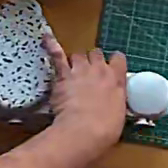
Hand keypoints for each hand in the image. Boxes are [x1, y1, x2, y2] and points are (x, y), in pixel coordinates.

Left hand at [41, 32, 127, 158]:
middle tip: (90, 71)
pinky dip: (52, 46)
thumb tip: (113, 104)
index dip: (114, 62)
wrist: (84, 129)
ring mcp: (80, 70)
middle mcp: (99, 70)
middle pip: (96, 54)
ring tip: (73, 69)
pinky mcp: (63, 75)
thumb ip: (116, 102)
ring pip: (78, 54)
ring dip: (76, 60)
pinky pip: (57, 55)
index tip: (112, 67)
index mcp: (117, 79)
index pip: (119, 59)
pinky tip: (47, 38)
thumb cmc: (105, 128)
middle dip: (93, 60)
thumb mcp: (119, 114)